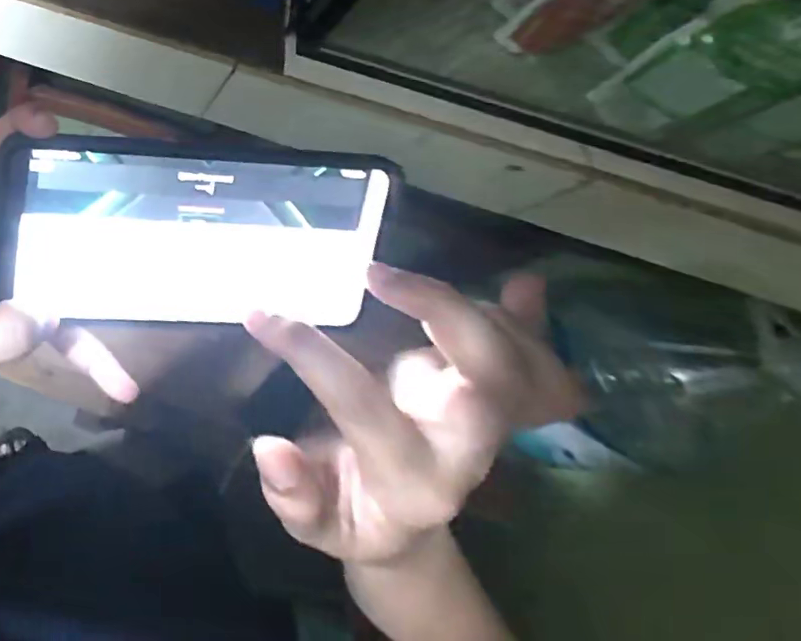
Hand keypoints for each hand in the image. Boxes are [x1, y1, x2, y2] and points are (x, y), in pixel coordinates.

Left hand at [0, 105, 138, 403]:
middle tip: (130, 195)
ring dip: (101, 274)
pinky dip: (90, 346)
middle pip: (45, 198)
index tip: (54, 126)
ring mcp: (16, 271)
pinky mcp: (26, 306)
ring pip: (66, 258)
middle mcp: (1, 237)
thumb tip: (53, 315)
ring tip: (149, 288)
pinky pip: (66, 318)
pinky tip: (119, 379)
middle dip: (83, 190)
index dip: (19, 128)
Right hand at [245, 266, 583, 565]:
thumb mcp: (313, 521)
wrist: (405, 524)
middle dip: (442, 313)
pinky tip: (518, 287)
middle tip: (373, 275)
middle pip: (486, 380)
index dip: (308, 353)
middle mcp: (464, 451)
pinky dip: (528, 320)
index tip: (260, 315)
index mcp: (410, 478)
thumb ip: (292, 494)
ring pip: (520, 360)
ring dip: (468, 307)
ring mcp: (494, 426)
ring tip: (392, 281)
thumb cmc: (348, 514)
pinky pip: (540, 360)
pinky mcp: (505, 406)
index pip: (360, 403)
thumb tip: (268, 449)